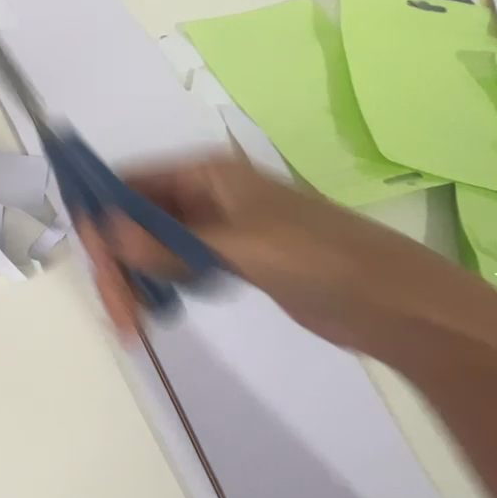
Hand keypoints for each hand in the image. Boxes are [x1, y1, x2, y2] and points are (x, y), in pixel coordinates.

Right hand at [79, 154, 482, 350]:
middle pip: (133, 221)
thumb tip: (104, 234)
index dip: (101, 214)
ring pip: (149, 248)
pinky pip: (173, 268)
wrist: (403, 308)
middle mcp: (203, 194)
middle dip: (118, 263)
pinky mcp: (227, 261)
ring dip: (134, 280)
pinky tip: (157, 313)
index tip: (92, 257)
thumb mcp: (239, 248)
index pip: (127, 183)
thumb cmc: (322, 262)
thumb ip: (168, 243)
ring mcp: (214, 228)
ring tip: (134, 323)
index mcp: (205, 174)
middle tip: (117, 311)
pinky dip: (159, 288)